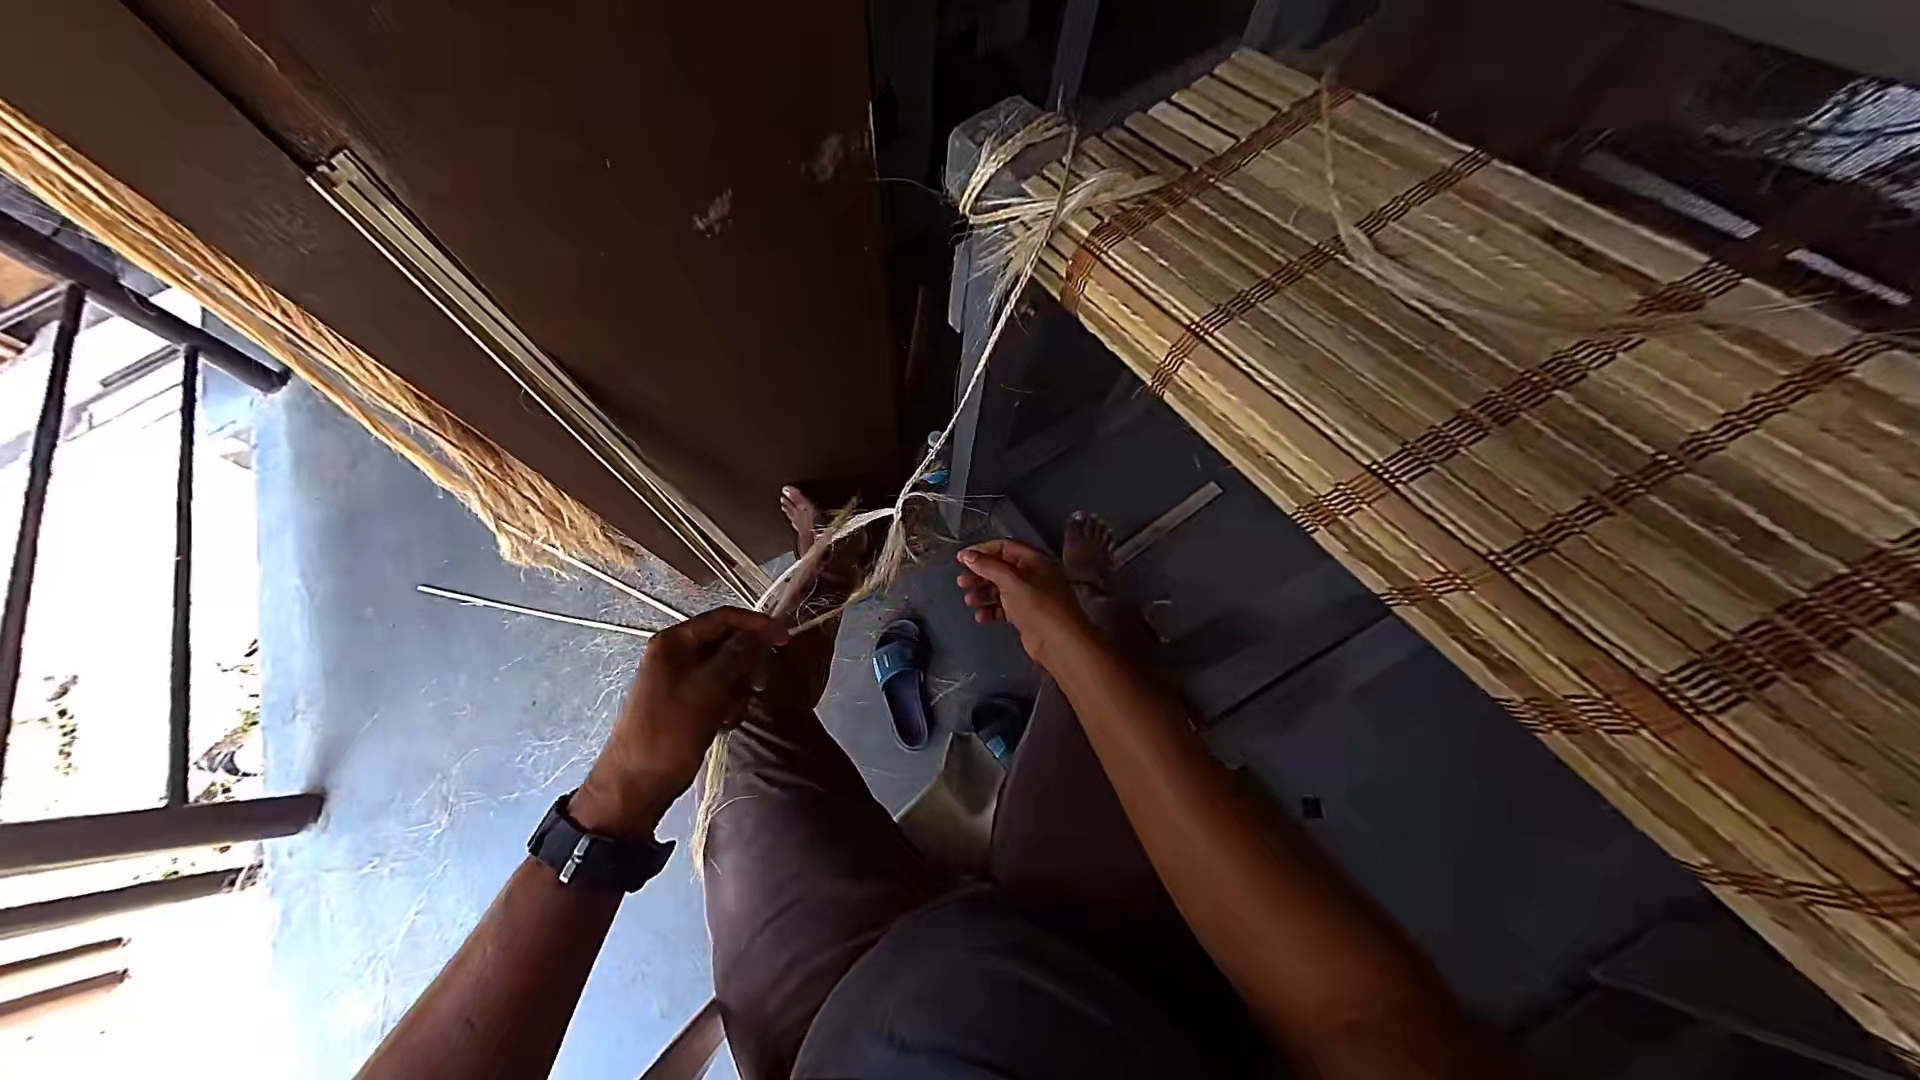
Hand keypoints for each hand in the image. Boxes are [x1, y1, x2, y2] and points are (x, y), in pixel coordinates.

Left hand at [571, 608, 788, 840]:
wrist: (636, 785)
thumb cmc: (669, 731)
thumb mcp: (708, 688)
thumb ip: (737, 655)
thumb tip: (760, 633)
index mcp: (674, 642)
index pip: (725, 618)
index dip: (758, 625)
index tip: (786, 639)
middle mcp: (677, 654)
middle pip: (729, 643)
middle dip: (747, 664)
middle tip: (760, 685)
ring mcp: (682, 679)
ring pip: (729, 669)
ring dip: (738, 689)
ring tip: (730, 713)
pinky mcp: (689, 702)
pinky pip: (720, 691)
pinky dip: (728, 704)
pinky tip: (723, 723)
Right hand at [955, 539, 1095, 668]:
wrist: (1059, 643)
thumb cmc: (1038, 606)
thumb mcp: (1011, 581)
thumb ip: (988, 566)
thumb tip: (967, 555)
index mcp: (1033, 560)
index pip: (1003, 547)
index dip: (981, 551)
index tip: (961, 559)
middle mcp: (1032, 574)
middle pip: (1000, 568)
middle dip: (979, 574)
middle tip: (962, 583)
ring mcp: (1030, 595)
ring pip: (1000, 589)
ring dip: (983, 593)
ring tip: (969, 601)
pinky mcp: (1026, 614)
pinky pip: (1004, 607)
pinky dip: (991, 609)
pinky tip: (981, 616)